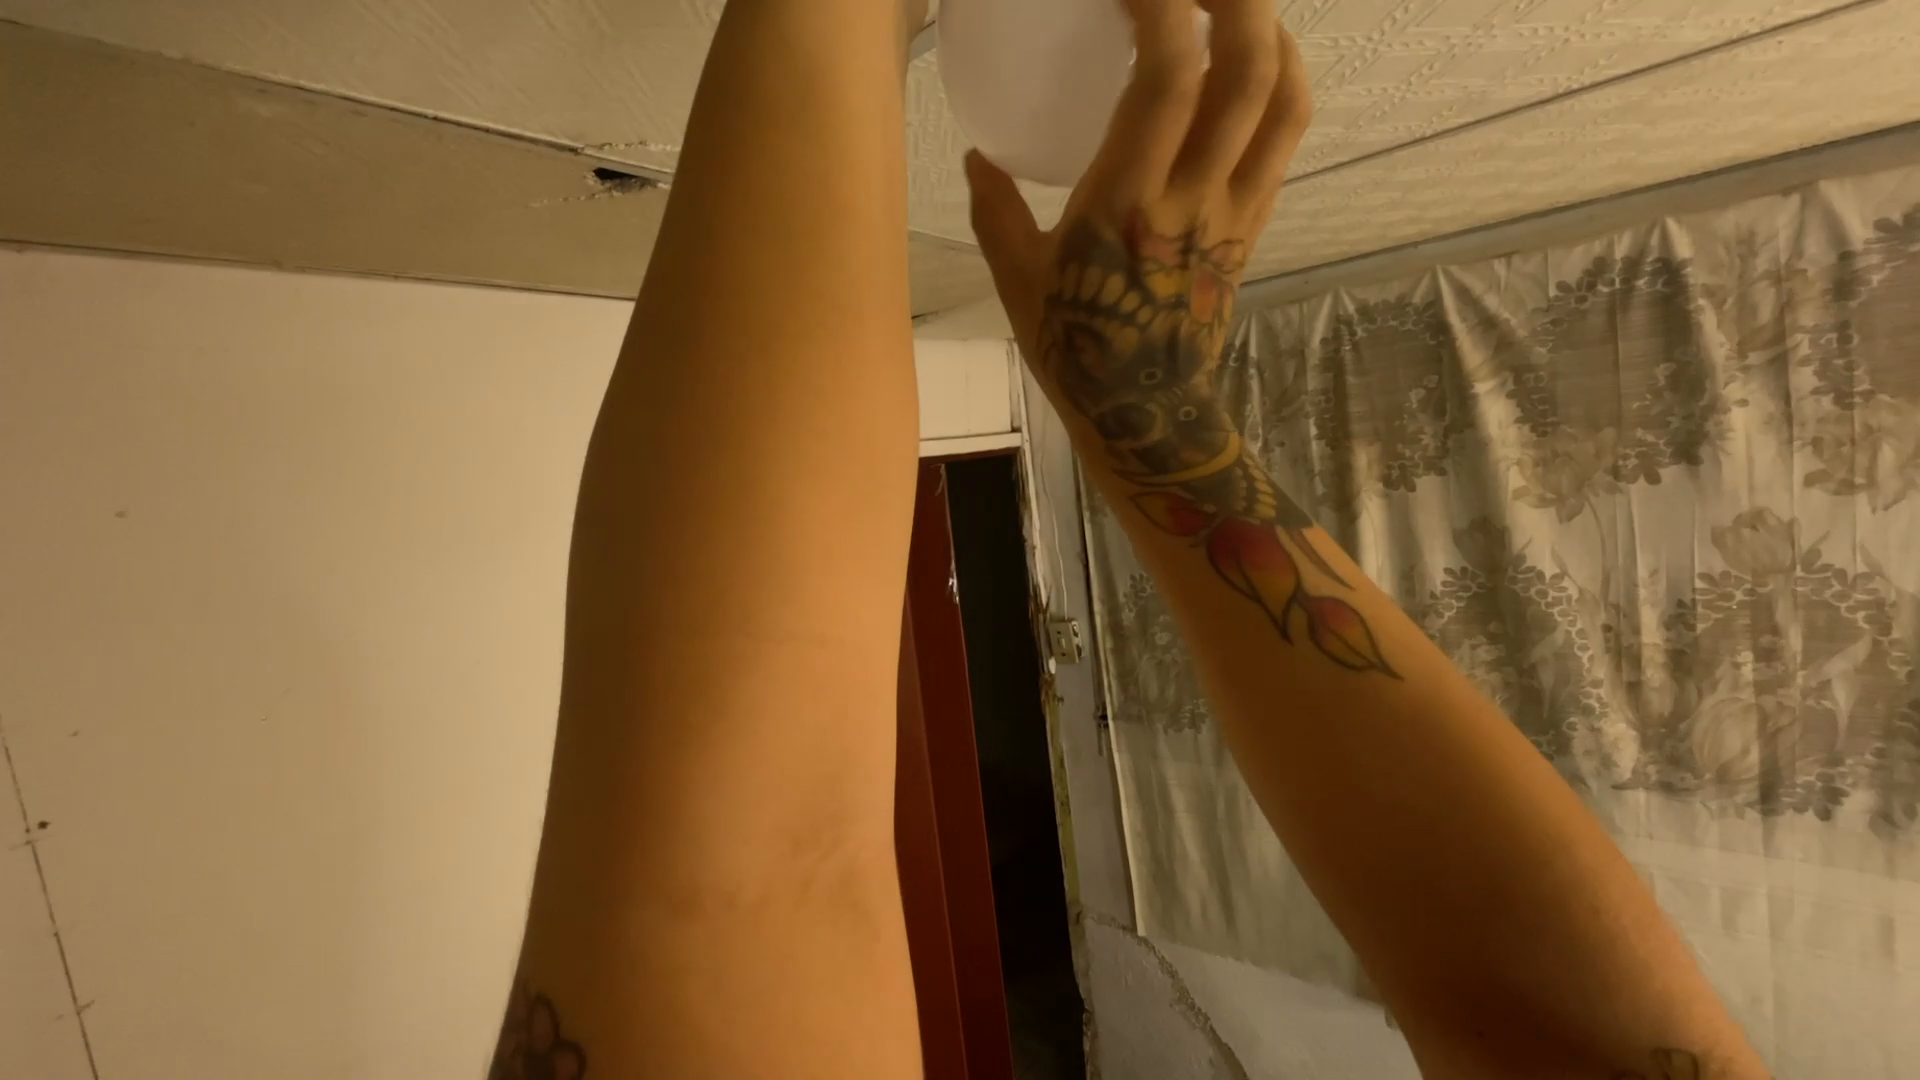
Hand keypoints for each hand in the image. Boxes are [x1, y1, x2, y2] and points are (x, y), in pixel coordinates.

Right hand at [965, 0, 1311, 427]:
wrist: (1144, 415)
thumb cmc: (1077, 352)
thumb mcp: (1019, 283)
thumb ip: (995, 212)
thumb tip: (977, 154)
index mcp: (1124, 204)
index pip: (1167, 76)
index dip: (1161, 6)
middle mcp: (1191, 196)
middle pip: (1246, 66)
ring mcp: (1232, 211)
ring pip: (1280, 96)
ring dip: (1270, 28)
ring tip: (1233, 5)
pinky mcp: (1252, 226)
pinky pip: (1285, 138)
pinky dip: (1282, 81)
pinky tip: (1256, 61)